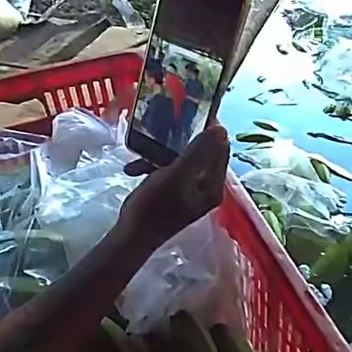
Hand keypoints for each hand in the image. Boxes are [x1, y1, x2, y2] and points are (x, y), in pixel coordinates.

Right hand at [117, 124, 227, 252]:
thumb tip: (221, 128)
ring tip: (141, 154)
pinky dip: (154, 167)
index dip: (210, 129)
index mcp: (213, 185)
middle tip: (165, 126)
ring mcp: (191, 193)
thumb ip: (198, 152)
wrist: (130, 238)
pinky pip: (170, 172)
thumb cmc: (154, 205)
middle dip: (181, 141)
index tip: (192, 112)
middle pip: (202, 154)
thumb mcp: (176, 174)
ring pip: (182, 162)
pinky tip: (134, 169)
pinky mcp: (175, 195)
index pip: (221, 150)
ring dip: (161, 154)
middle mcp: (207, 189)